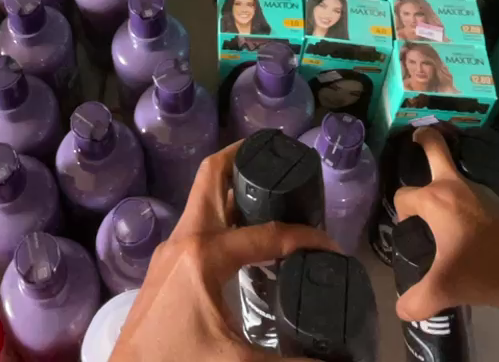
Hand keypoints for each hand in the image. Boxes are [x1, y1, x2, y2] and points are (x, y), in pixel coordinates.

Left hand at [111, 141, 338, 361]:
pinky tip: (244, 237)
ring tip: (267, 191)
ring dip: (232, 187)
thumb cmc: (178, 361)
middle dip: (243, 158)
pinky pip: (199, 224)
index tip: (332, 246)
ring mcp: (171, 249)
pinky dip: (223, 216)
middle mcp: (185, 238)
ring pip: (203, 199)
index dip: (304, 237)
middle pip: (212, 176)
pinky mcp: (167, 265)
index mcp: (204, 253)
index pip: (266, 234)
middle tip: (276, 158)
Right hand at [392, 127, 498, 320]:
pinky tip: (466, 228)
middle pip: (435, 145)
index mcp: (437, 200)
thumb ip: (417, 301)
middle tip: (416, 139)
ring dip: (444, 179)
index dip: (400, 214)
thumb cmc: (487, 272)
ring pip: (454, 174)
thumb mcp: (447, 290)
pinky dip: (462, 199)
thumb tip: (400, 311)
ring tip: (439, 210)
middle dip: (423, 137)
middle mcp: (455, 186)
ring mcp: (480, 191)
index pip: (404, 196)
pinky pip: (471, 192)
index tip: (408, 233)